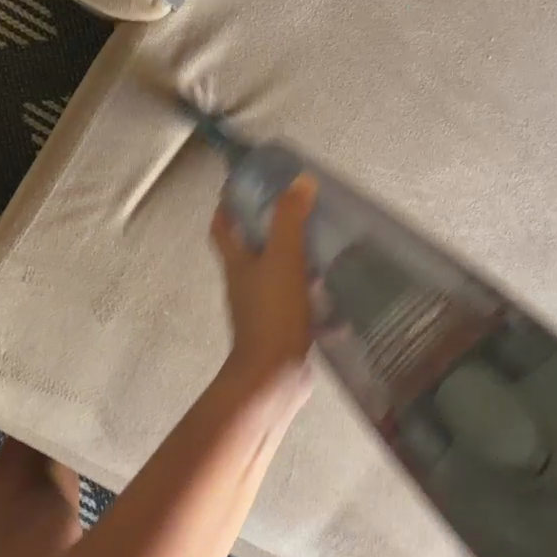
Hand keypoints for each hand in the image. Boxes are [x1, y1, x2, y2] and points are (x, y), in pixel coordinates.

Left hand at [210, 175, 318, 398]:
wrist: (275, 375)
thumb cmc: (273, 312)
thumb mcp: (283, 258)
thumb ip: (290, 219)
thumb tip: (300, 180)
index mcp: (236, 262)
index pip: (222, 227)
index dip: (226, 206)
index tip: (241, 187)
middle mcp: (243, 282)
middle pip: (248, 249)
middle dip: (266, 229)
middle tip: (293, 210)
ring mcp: (261, 307)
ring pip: (273, 274)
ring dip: (291, 259)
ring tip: (320, 243)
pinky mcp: (281, 327)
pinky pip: (295, 300)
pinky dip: (310, 291)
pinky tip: (334, 286)